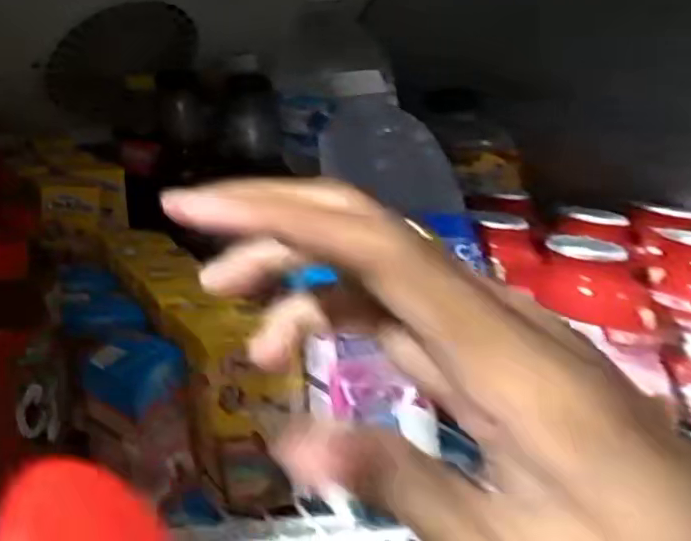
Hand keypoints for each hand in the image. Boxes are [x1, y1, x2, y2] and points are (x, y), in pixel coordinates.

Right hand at [164, 180, 690, 540]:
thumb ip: (407, 482)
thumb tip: (286, 448)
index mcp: (502, 350)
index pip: (368, 243)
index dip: (270, 213)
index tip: (188, 208)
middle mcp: (490, 316)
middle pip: (360, 224)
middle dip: (265, 216)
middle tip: (189, 225)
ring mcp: (487, 330)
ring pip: (361, 259)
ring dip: (285, 268)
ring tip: (225, 302)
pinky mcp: (482, 353)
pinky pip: (381, 306)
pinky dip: (320, 313)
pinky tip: (286, 351)